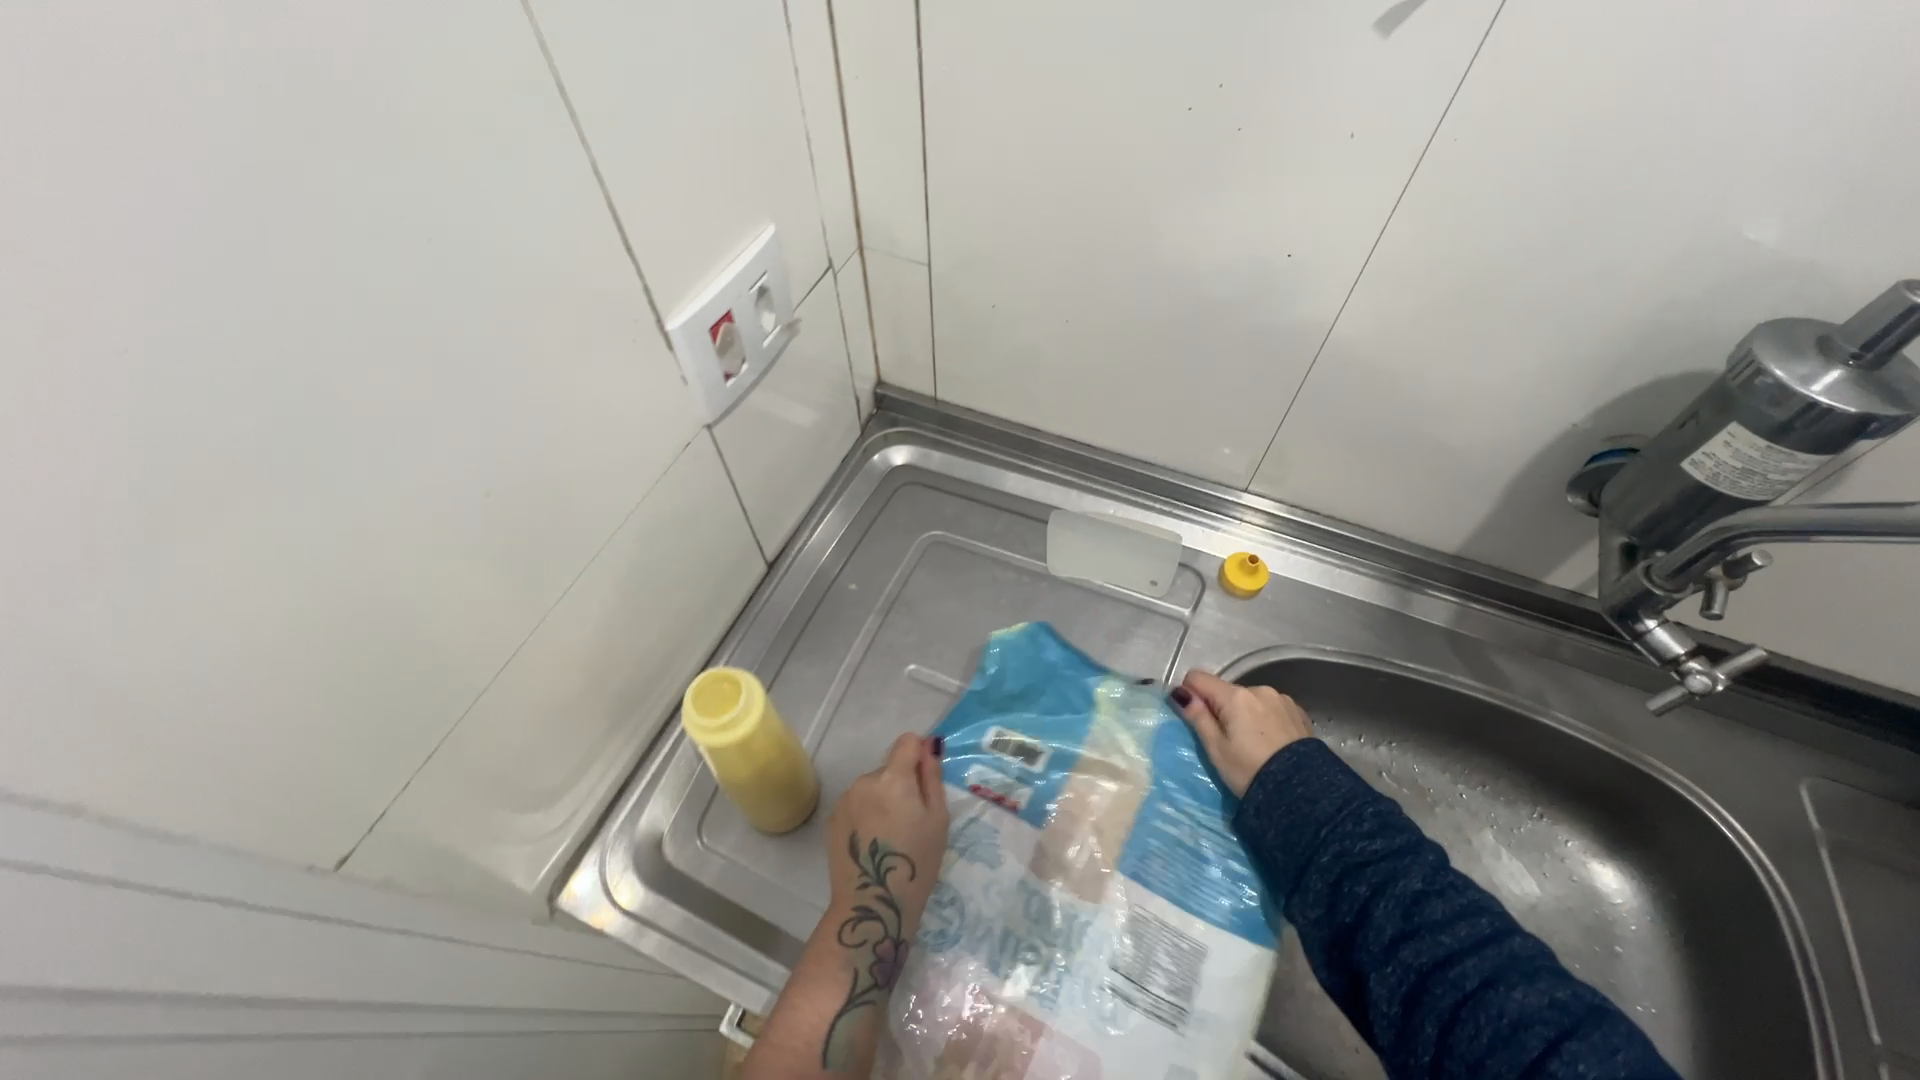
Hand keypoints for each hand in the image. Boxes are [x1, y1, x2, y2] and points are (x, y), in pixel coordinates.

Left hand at [824, 733, 949, 926]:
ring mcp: (844, 800)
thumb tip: (928, 748)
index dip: (919, 754)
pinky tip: (871, 843)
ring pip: (871, 787)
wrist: (872, 904)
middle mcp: (864, 781)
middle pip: (889, 768)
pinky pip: (856, 804)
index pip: (906, 742)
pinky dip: (866, 813)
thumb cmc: (916, 862)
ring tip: (890, 836)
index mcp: (893, 778)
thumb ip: (932, 778)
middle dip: (901, 784)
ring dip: (882, 799)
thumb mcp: (938, 820)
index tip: (925, 779)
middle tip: (911, 821)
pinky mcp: (832, 819)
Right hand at [1171, 670, 1313, 796]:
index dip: (1190, 694)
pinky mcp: (1298, 711)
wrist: (1302, 793)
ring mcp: (1281, 698)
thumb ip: (1198, 717)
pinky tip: (1271, 742)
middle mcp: (1259, 689)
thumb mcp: (1216, 749)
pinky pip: (1270, 707)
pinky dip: (1264, 719)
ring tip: (1252, 743)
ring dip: (1244, 713)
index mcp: (1235, 696)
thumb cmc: (1250, 771)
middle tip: (1226, 741)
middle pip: (1226, 690)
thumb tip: (1180, 693)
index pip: (1198, 677)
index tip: (1195, 718)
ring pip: (1249, 699)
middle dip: (1220, 708)